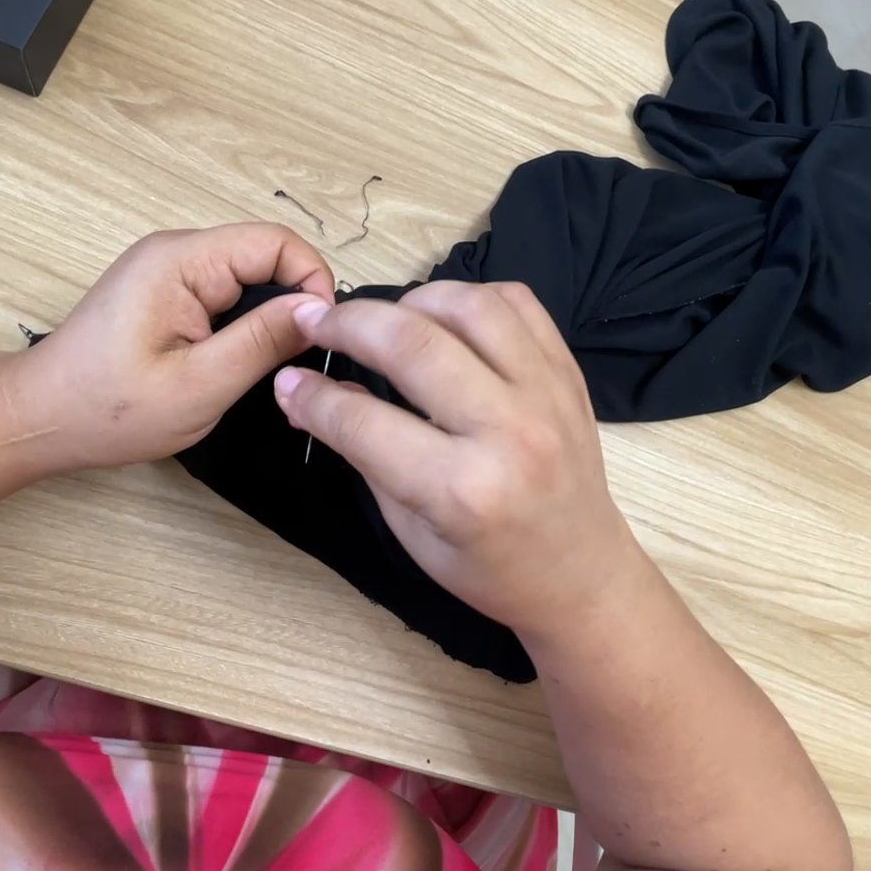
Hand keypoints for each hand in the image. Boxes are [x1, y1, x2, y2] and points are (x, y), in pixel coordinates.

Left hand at [5, 224, 334, 471]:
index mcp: (180, 262)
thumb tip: (319, 311)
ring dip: (271, 316)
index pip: (275, 243)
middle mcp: (177, 253)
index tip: (319, 334)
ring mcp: (172, 270)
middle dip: (293, 302)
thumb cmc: (107, 409)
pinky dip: (248, 323)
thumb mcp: (200, 384)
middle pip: (267, 255)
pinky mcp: (171, 291)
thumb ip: (263, 341)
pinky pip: (231, 293)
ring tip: (267, 363)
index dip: (311, 283)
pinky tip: (240, 358)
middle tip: (296, 358)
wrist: (40, 419)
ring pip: (252, 277)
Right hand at [272, 280, 644, 638]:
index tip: (289, 378)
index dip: (312, 395)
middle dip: (350, 323)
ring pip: (469, 306)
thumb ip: (364, 454)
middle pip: (413, 344)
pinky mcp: (568, 374)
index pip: (364, 422)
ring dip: (413, 300)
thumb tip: (312, 392)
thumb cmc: (490, 567)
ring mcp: (546, 395)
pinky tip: (447, 319)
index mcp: (462, 491)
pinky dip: (472, 298)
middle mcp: (508, 432)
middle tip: (318, 320)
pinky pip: (519, 304)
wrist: (581, 572)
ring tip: (386, 319)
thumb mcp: (411, 531)